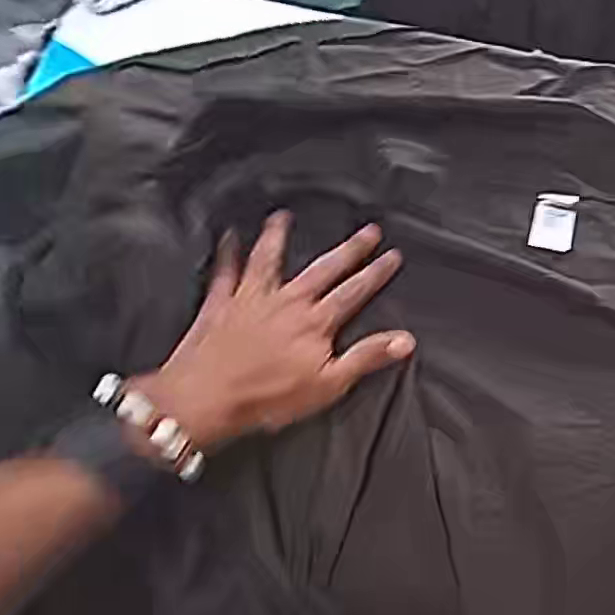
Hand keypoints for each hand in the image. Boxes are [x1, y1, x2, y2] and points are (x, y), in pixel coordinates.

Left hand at [128, 211, 414, 447]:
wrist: (209, 396)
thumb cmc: (269, 396)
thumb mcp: (329, 384)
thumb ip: (367, 357)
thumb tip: (404, 341)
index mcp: (315, 322)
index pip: (354, 291)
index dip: (376, 273)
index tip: (392, 256)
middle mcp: (286, 302)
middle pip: (324, 269)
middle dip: (349, 249)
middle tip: (366, 231)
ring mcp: (252, 299)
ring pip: (270, 259)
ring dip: (279, 237)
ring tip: (285, 217)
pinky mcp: (221, 305)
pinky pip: (225, 271)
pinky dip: (227, 253)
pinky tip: (228, 236)